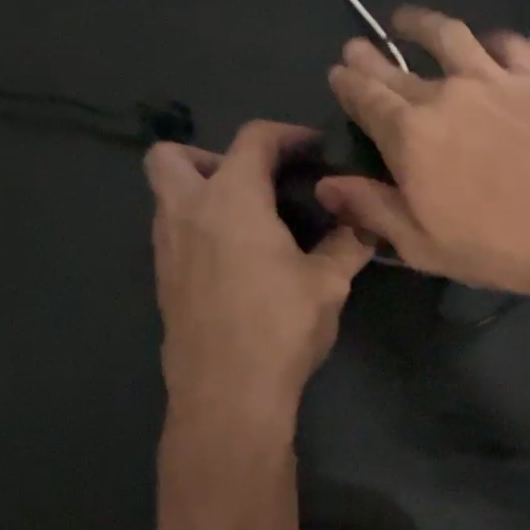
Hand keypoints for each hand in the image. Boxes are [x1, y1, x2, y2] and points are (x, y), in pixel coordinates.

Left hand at [146, 121, 372, 431]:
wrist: (226, 394)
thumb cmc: (279, 328)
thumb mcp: (327, 284)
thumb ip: (346, 244)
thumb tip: (366, 223)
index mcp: (231, 199)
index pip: (253, 139)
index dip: (287, 134)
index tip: (314, 149)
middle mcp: (187, 213)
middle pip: (171, 155)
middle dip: (210, 156)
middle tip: (253, 184)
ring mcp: (167, 249)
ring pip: (167, 197)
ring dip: (202, 194)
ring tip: (249, 225)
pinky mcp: (163, 283)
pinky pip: (173, 235)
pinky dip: (198, 231)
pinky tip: (235, 263)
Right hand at [320, 7, 529, 299]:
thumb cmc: (499, 246)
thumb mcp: (422, 244)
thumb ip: (371, 209)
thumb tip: (326, 185)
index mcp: (409, 135)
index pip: (365, 97)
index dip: (347, 82)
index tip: (337, 70)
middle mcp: (446, 94)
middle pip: (398, 68)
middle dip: (371, 56)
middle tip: (357, 46)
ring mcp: (495, 80)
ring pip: (450, 36)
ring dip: (422, 24)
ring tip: (407, 19)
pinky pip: (508, 45)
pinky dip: (491, 40)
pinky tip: (488, 43)